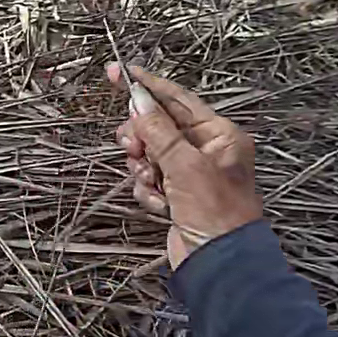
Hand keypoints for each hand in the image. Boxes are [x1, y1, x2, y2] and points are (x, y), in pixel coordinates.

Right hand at [109, 63, 263, 268]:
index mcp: (218, 135)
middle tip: (134, 147)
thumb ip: (158, 129)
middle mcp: (204, 150)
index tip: (119, 72)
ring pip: (148, 153)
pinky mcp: (175, 194)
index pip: (177, 99)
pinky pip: (147, 179)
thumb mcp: (185, 165)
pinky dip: (147, 189)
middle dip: (142, 138)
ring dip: (143, 167)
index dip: (147, 85)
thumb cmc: (216, 214)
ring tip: (152, 182)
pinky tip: (159, 203)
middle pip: (157, 126)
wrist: (218, 264)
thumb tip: (138, 100)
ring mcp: (188, 173)